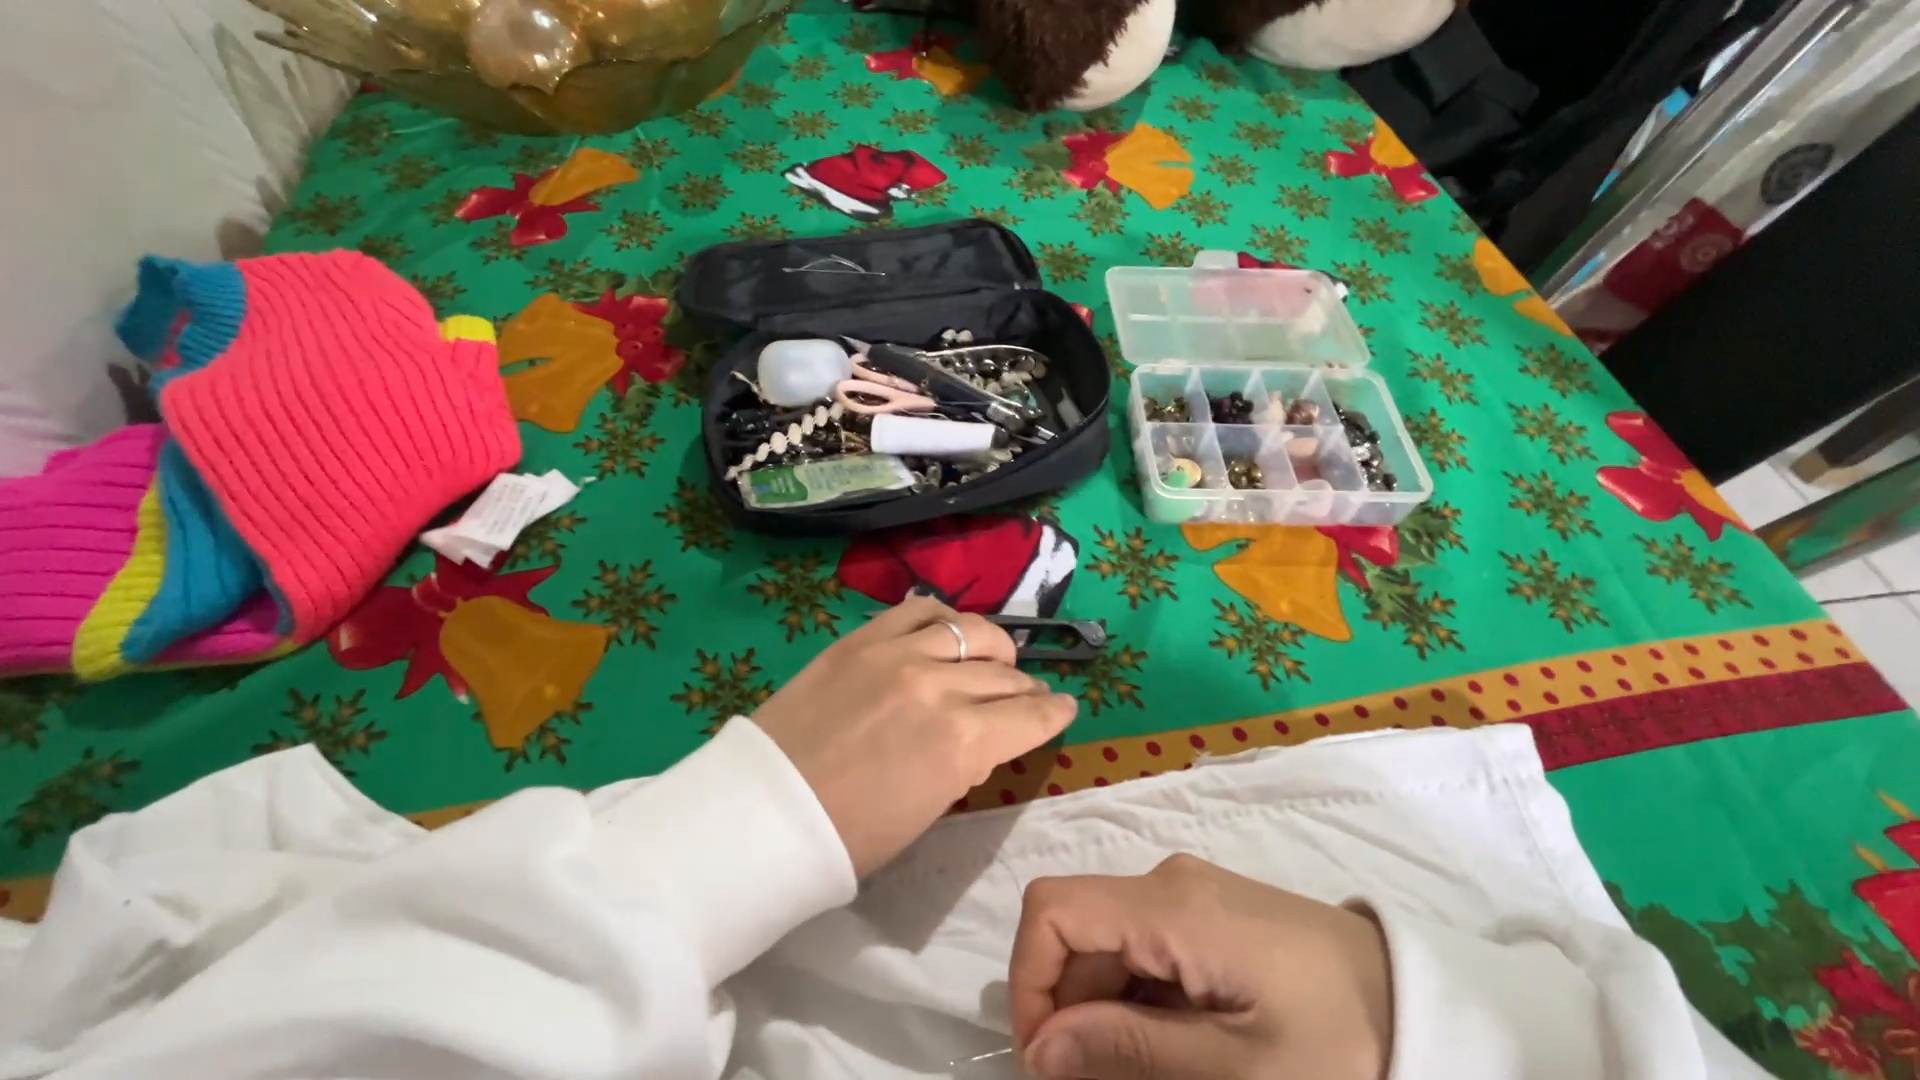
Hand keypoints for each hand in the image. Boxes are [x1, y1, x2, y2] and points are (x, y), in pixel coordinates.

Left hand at [752, 596, 1077, 877]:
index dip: (1055, 713)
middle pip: (1005, 675)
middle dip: (1025, 688)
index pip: (1031, 716)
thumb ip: (966, 762)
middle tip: (1026, 695)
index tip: (1065, 709)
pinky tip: (948, 631)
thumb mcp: (927, 811)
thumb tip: (984, 736)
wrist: (767, 809)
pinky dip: (944, 618)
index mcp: (962, 741)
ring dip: (994, 648)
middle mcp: (941, 687)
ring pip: (972, 633)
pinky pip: (919, 610)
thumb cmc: (849, 833)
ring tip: (995, 658)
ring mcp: (899, 654)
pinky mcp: (863, 638)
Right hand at [1009, 855, 1392, 1079]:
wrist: (1426, 1004)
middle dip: (1068, 1009)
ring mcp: (1188, 892)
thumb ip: (1131, 1050)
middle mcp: (1168, 882)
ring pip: (1106, 942)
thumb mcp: (1238, 1067)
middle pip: (1077, 930)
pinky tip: (1174, 1046)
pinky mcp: (1206, 910)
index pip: (1052, 910)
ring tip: (1147, 1072)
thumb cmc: (1339, 1041)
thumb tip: (1040, 1048)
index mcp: (1170, 906)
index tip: (1047, 1060)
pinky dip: (1135, 998)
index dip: (1029, 979)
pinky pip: (1142, 945)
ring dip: (1102, 1010)